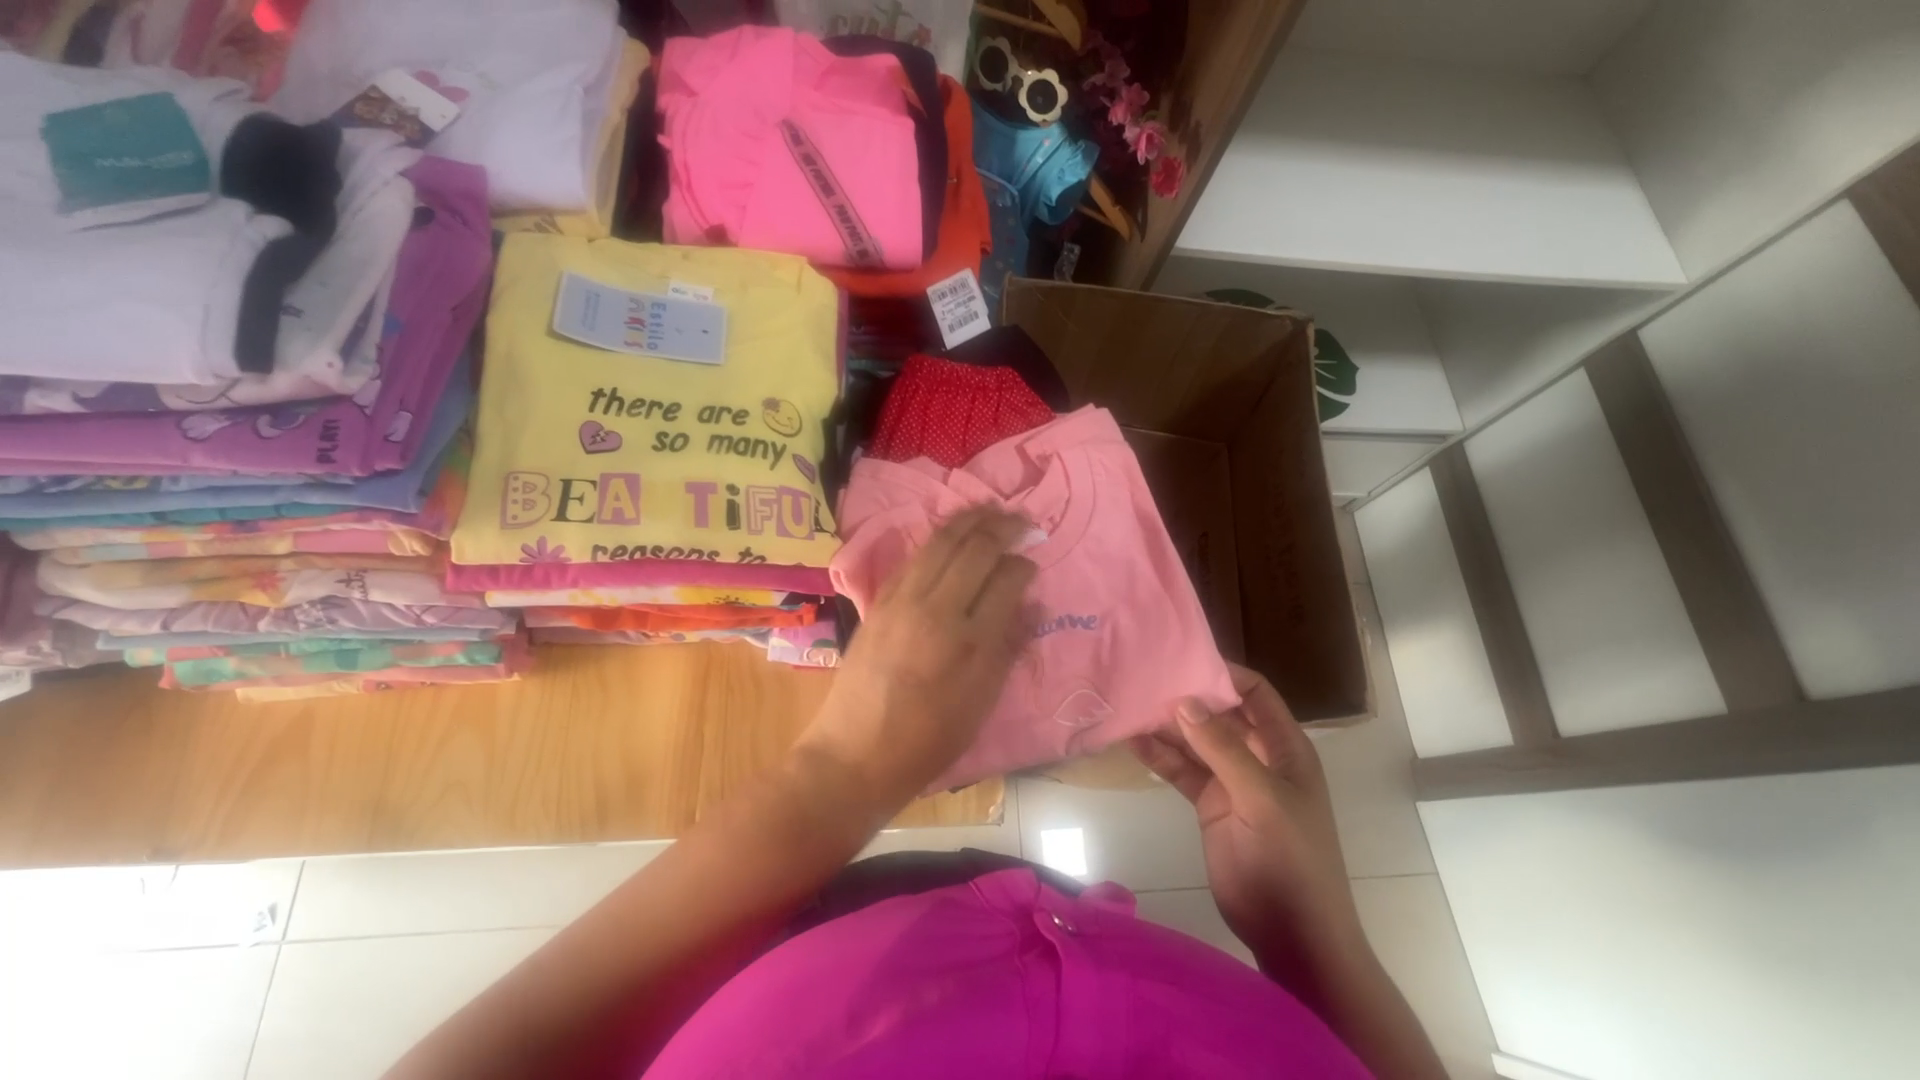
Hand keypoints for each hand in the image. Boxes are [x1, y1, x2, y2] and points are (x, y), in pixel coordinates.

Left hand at [795, 506, 1036, 808]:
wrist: (854, 755)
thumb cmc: (926, 743)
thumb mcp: (980, 705)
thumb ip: (1008, 649)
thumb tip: (1031, 605)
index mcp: (969, 641)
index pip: (1006, 580)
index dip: (1024, 565)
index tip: (1033, 563)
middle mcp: (936, 609)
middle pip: (974, 549)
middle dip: (1003, 527)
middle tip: (1023, 520)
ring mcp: (902, 601)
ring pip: (940, 542)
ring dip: (969, 520)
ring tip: (991, 510)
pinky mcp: (878, 603)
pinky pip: (914, 557)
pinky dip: (938, 539)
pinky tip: (950, 535)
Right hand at [1129, 664, 1363, 966]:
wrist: (1291, 931)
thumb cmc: (1291, 858)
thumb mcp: (1261, 798)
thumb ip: (1223, 749)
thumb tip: (1183, 701)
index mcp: (1285, 747)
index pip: (1255, 694)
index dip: (1223, 675)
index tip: (1181, 659)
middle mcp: (1258, 757)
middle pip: (1220, 715)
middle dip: (1186, 698)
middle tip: (1142, 679)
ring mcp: (1233, 783)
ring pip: (1196, 743)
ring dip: (1167, 727)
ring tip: (1128, 705)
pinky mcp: (1211, 807)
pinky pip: (1183, 773)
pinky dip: (1160, 758)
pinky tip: (1132, 742)